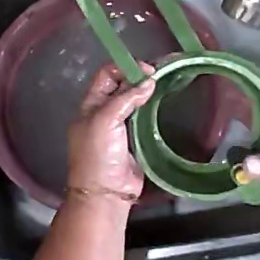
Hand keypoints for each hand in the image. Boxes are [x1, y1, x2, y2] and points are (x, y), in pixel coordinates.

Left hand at [65, 63, 155, 205]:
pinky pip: (145, 118)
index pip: (106, 75)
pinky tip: (167, 102)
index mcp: (90, 105)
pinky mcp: (136, 139)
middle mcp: (104, 112)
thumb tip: (149, 82)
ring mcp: (120, 126)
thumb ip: (125, 99)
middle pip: (122, 86)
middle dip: (140, 77)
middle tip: (162, 74)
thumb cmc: (98, 154)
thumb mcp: (104, 121)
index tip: (147, 71)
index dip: (125, 68)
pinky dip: (154, 108)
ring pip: (135, 101)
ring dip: (149, 92)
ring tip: (168, 83)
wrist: (106, 191)